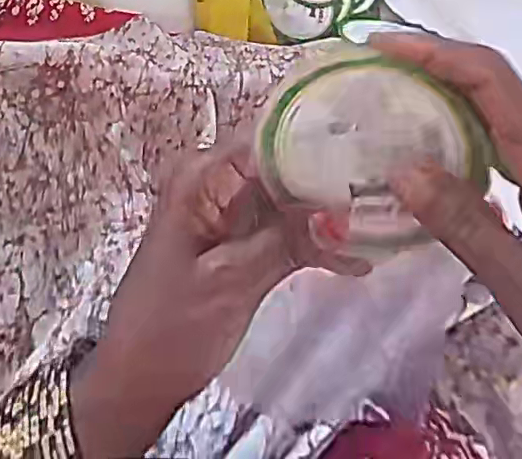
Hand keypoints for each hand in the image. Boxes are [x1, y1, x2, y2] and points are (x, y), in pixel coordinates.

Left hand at [72, 138, 366, 457]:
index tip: (364, 152)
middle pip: (282, 164)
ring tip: (382, 220)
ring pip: (287, 196)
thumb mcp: (231, 281)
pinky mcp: (241, 238)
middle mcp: (216, 180)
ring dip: (327, 213)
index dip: (315, 142)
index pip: (266, 140)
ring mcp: (230, 209)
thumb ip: (286, 241)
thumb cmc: (170, 325)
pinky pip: (283, 227)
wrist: (136, 381)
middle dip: (329, 178)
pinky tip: (355, 257)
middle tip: (385, 189)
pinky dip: (313, 241)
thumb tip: (344, 212)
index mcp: (201, 174)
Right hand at [369, 34, 521, 458]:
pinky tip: (427, 134)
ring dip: (442, 82)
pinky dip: (457, 115)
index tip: (384, 45)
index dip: (436, 53)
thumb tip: (401, 168)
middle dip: (431, 58)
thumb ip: (470, 230)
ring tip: (388, 85)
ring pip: (494, 100)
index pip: (493, 82)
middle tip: (372, 61)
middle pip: (491, 79)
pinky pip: (499, 128)